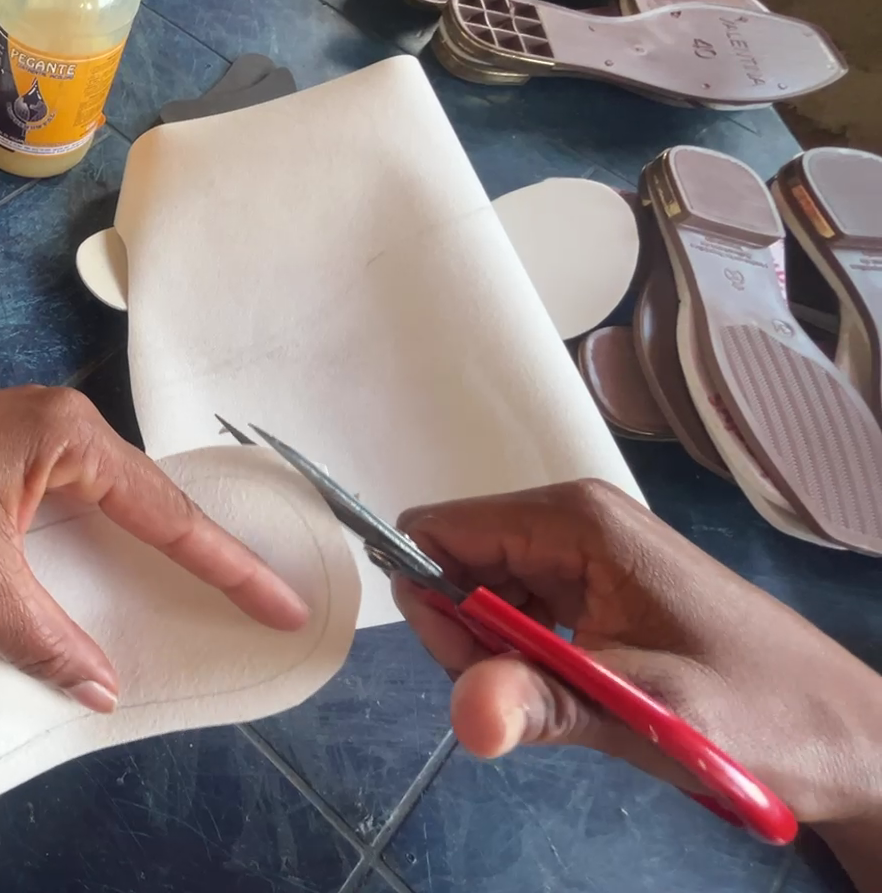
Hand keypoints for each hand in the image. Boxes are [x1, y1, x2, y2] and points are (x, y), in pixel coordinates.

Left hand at [0, 387, 309, 712]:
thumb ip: (45, 637)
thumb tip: (100, 688)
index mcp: (64, 433)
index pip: (165, 509)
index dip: (228, 565)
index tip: (283, 603)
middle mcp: (51, 420)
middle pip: (140, 496)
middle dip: (190, 548)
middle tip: (247, 599)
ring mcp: (19, 431)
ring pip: (101, 496)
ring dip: (136, 542)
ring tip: (188, 588)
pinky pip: (64, 496)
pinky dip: (89, 534)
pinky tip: (99, 564)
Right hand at [394, 479, 881, 825]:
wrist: (869, 748)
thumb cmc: (768, 717)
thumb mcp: (652, 711)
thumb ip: (547, 703)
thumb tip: (465, 720)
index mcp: (570, 519)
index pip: (433, 530)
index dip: (428, 593)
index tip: (465, 659)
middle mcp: (564, 518)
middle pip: (448, 558)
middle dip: (460, 626)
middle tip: (512, 687)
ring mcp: (577, 546)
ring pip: (471, 581)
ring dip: (485, 642)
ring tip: (547, 690)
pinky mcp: (586, 576)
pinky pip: (506, 598)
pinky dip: (511, 644)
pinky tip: (559, 677)